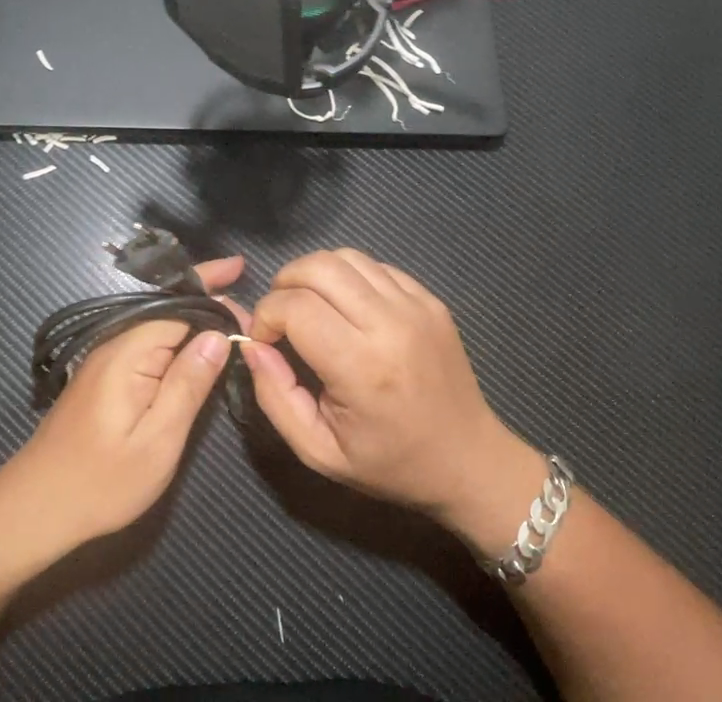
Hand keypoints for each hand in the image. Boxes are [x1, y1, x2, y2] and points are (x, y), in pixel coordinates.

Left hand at [0, 256, 247, 551]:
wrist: (35, 508)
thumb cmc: (102, 482)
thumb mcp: (158, 440)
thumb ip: (188, 385)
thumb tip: (218, 335)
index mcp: (127, 354)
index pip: (181, 310)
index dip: (218, 307)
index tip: (255, 317)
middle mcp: (113, 346)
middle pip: (167, 309)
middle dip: (205, 295)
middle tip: (246, 296)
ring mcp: (104, 362)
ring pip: (155, 325)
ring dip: (191, 316)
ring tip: (231, 310)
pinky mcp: (102, 379)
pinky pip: (144, 345)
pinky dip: (174, 339)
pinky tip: (194, 346)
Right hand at [242, 249, 539, 534]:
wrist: (468, 460)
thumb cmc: (389, 464)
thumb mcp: (318, 451)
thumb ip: (275, 396)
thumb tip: (252, 345)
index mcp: (362, 367)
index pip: (295, 306)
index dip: (265, 317)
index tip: (264, 342)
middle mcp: (390, 324)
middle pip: (318, 267)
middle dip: (283, 285)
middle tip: (281, 319)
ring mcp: (416, 306)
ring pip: (346, 256)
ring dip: (313, 275)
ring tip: (309, 309)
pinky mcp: (431, 300)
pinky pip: (375, 266)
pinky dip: (347, 278)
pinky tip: (346, 310)